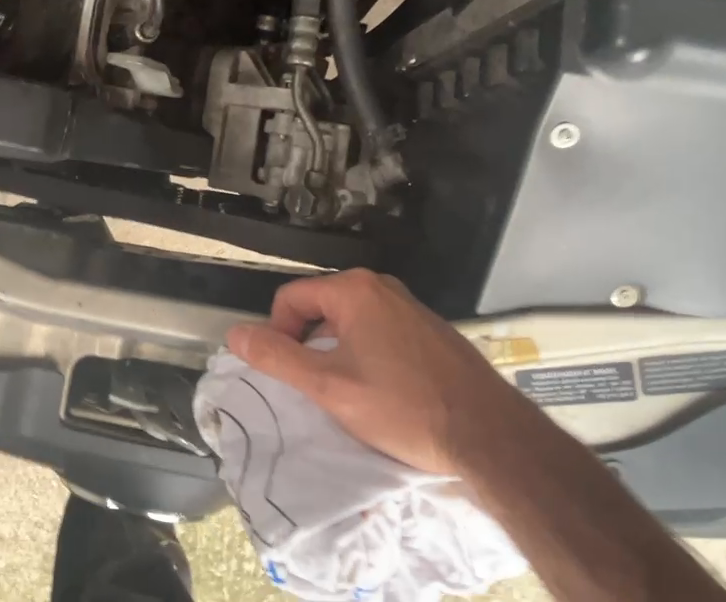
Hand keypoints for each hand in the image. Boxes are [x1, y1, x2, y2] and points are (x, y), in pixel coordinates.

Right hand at [227, 269, 527, 475]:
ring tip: (351, 393)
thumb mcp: (329, 387)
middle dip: (309, 344)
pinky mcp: (432, 331)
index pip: (290, 299)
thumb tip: (234, 334)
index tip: (291, 374)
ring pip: (351, 323)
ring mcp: (411, 307)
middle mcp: (382, 288)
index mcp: (354, 291)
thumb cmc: (404, 408)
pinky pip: (381, 333)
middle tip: (318, 387)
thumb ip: (277, 358)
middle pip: (320, 308)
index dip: (278, 335)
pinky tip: (385, 392)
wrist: (491, 436)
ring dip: (339, 352)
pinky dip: (369, 355)